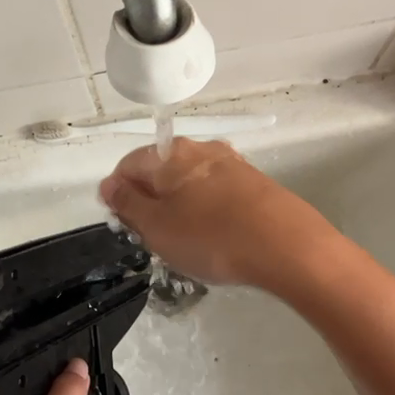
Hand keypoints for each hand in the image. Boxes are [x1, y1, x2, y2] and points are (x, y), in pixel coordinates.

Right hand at [98, 138, 339, 287]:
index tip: (126, 227)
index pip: (127, 166)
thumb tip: (108, 185)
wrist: (285, 245)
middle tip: (156, 241)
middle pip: (160, 174)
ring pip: (190, 185)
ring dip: (181, 211)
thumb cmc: (210, 237)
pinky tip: (216, 240)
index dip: (119, 197)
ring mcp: (231, 164)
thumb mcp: (156, 227)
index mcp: (169, 154)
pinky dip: (208, 215)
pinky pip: (217, 196)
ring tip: (187, 245)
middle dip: (151, 205)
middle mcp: (200, 149)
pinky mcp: (255, 184)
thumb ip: (127, 204)